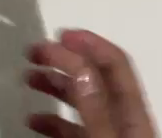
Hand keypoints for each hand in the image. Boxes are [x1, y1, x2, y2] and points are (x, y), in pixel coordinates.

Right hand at [23, 30, 155, 137]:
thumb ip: (95, 106)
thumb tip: (79, 67)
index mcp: (132, 110)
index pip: (115, 62)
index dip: (90, 42)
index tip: (60, 33)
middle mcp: (122, 117)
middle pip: (93, 75)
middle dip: (62, 58)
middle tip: (35, 51)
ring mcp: (109, 131)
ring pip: (79, 98)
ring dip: (52, 83)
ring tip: (28, 77)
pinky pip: (72, 125)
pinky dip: (52, 117)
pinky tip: (35, 118)